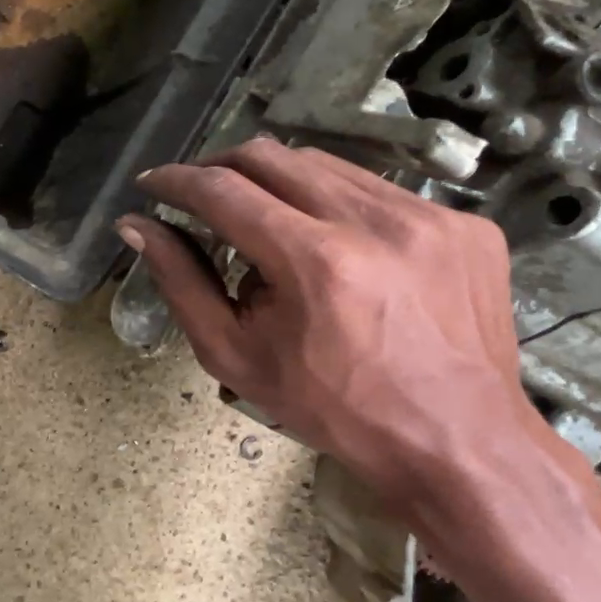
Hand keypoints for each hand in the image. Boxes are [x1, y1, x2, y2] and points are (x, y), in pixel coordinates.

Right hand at [116, 139, 528, 502]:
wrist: (462, 445)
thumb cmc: (332, 406)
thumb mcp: (232, 353)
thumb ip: (179, 280)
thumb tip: (135, 225)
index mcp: (315, 261)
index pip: (223, 189)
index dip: (175, 180)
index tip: (150, 184)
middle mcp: (375, 223)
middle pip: (269, 156)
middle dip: (218, 167)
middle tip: (196, 195)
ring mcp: (430, 218)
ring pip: (321, 163)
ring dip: (274, 181)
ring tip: (261, 218)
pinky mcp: (465, 225)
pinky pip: (374, 187)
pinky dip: (331, 201)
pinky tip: (329, 241)